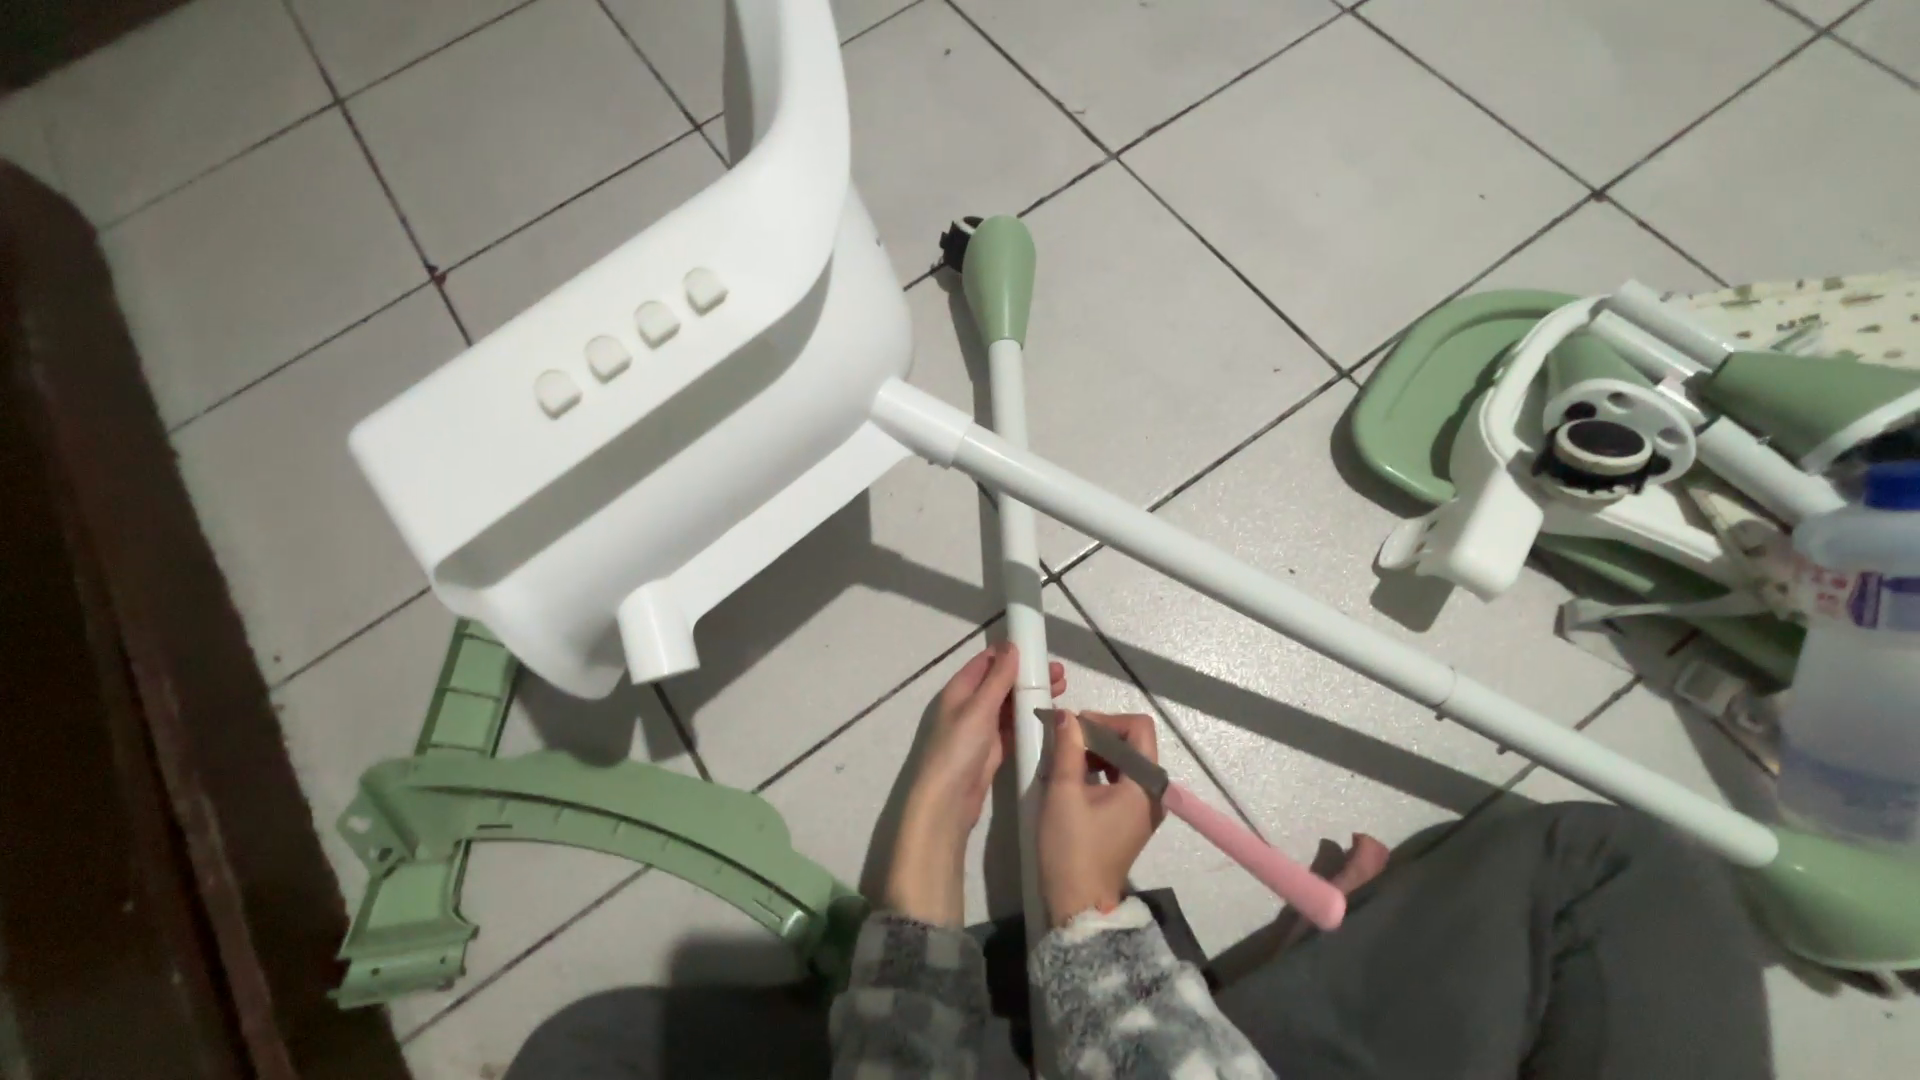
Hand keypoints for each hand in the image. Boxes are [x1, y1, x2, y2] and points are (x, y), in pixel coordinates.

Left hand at [885, 644, 1066, 925]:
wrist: (948, 802)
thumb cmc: (958, 749)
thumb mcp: (978, 709)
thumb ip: (997, 679)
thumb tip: (1011, 646)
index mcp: (959, 690)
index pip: (986, 662)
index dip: (1010, 654)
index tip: (1039, 649)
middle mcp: (969, 706)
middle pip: (1001, 683)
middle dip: (1028, 676)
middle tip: (1061, 673)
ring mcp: (981, 729)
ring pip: (1010, 705)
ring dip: (1032, 696)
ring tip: (1062, 689)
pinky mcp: (992, 750)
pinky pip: (1014, 728)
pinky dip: (1030, 720)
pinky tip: (1051, 717)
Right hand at [1038, 710, 1163, 926]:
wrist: (1078, 904)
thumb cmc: (1072, 848)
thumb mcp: (1064, 793)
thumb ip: (1067, 748)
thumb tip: (1067, 715)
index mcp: (1145, 784)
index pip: (1138, 728)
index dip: (1105, 719)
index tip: (1074, 729)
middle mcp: (1153, 792)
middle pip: (1133, 742)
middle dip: (1098, 733)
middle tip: (1064, 740)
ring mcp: (1144, 807)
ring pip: (1126, 759)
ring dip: (1097, 750)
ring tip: (1065, 758)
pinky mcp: (1131, 818)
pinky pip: (1122, 779)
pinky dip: (1099, 769)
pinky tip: (1073, 777)